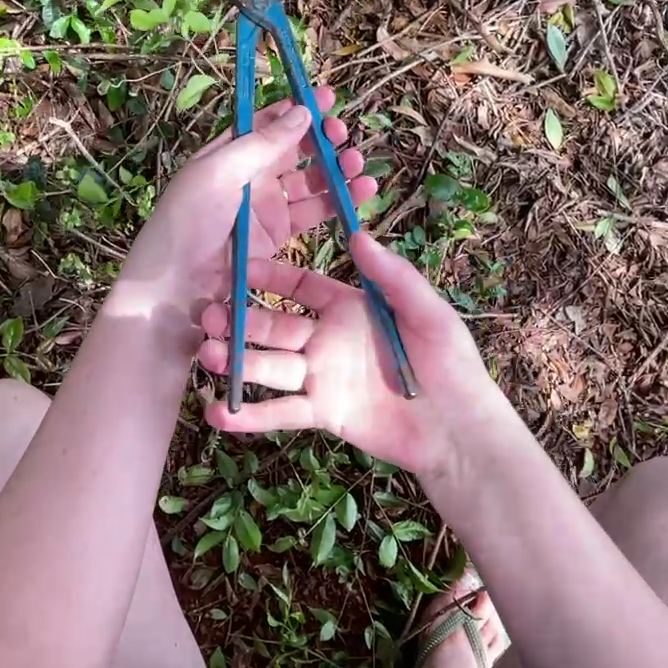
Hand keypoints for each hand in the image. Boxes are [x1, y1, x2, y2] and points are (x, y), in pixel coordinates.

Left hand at [118, 87, 376, 305]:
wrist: (175, 284)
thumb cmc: (189, 219)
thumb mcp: (220, 172)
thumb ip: (263, 143)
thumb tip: (302, 111)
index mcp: (229, 153)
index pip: (267, 123)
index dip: (296, 110)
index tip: (327, 98)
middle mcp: (249, 176)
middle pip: (293, 151)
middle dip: (322, 139)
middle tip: (343, 134)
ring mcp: (265, 207)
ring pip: (309, 181)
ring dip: (336, 170)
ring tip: (358, 163)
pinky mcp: (278, 236)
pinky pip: (313, 213)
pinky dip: (338, 202)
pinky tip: (363, 191)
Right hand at [195, 234, 509, 474]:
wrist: (461, 433)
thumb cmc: (452, 366)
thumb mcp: (428, 313)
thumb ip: (393, 277)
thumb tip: (358, 234)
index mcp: (349, 308)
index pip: (299, 285)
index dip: (268, 276)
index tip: (237, 268)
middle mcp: (328, 339)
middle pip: (273, 325)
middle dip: (238, 320)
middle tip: (207, 317)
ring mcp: (322, 377)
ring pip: (270, 365)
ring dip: (237, 361)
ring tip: (207, 357)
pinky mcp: (323, 413)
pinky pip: (281, 412)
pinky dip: (250, 415)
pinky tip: (218, 414)